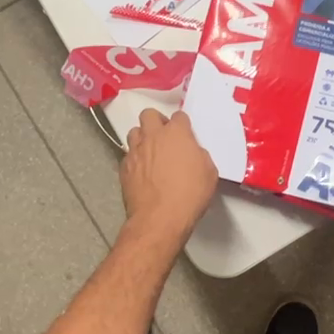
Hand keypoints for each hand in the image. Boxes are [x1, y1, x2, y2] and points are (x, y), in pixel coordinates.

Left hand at [121, 109, 218, 243]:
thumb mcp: (209, 172)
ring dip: (143, 138)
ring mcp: (135, 151)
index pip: (179, 116)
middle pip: (149, 115)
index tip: (185, 135)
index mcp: (176, 133)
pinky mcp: (124, 167)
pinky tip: (143, 171)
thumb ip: (198, 155)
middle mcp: (152, 136)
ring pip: (134, 132)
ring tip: (151, 152)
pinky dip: (135, 158)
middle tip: (164, 137)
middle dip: (157, 122)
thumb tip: (191, 153)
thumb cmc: (189, 194)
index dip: (182, 125)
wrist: (160, 218)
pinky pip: (128, 154)